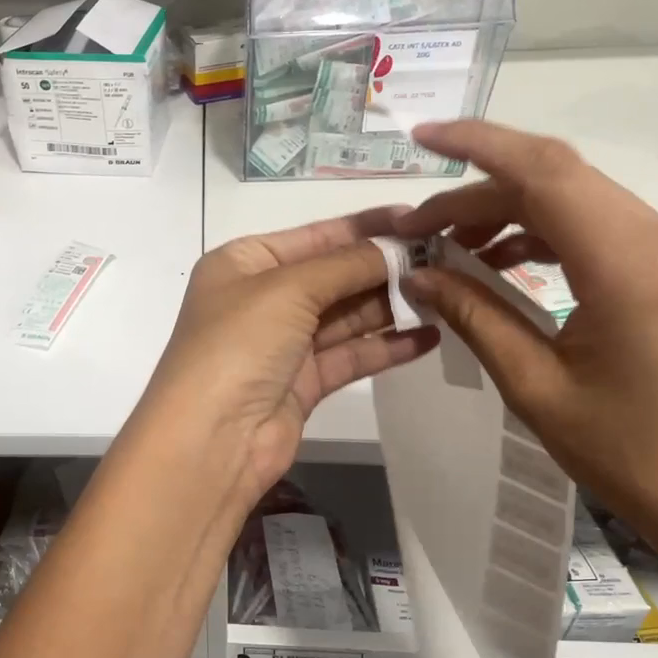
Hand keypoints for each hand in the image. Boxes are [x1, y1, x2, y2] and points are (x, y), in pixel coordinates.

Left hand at [138, 208, 440, 499]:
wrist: (210, 439)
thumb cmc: (239, 345)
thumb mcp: (288, 289)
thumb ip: (346, 265)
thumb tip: (397, 246)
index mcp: (243, 262)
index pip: (313, 235)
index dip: (365, 227)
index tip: (418, 218)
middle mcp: (260, 298)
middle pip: (332, 274)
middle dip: (384, 266)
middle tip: (446, 257)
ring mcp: (281, 343)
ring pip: (345, 315)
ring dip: (391, 303)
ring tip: (447, 291)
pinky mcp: (302, 383)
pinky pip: (351, 354)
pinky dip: (387, 345)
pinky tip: (429, 335)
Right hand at [394, 120, 657, 528]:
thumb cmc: (629, 453)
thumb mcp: (534, 387)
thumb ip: (474, 316)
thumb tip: (418, 274)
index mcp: (630, 269)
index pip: (547, 173)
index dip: (479, 145)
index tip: (422, 137)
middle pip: (557, 180)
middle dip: (478, 191)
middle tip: (419, 225)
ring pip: (576, 199)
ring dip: (507, 212)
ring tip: (451, 247)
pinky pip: (597, 226)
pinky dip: (541, 232)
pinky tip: (501, 263)